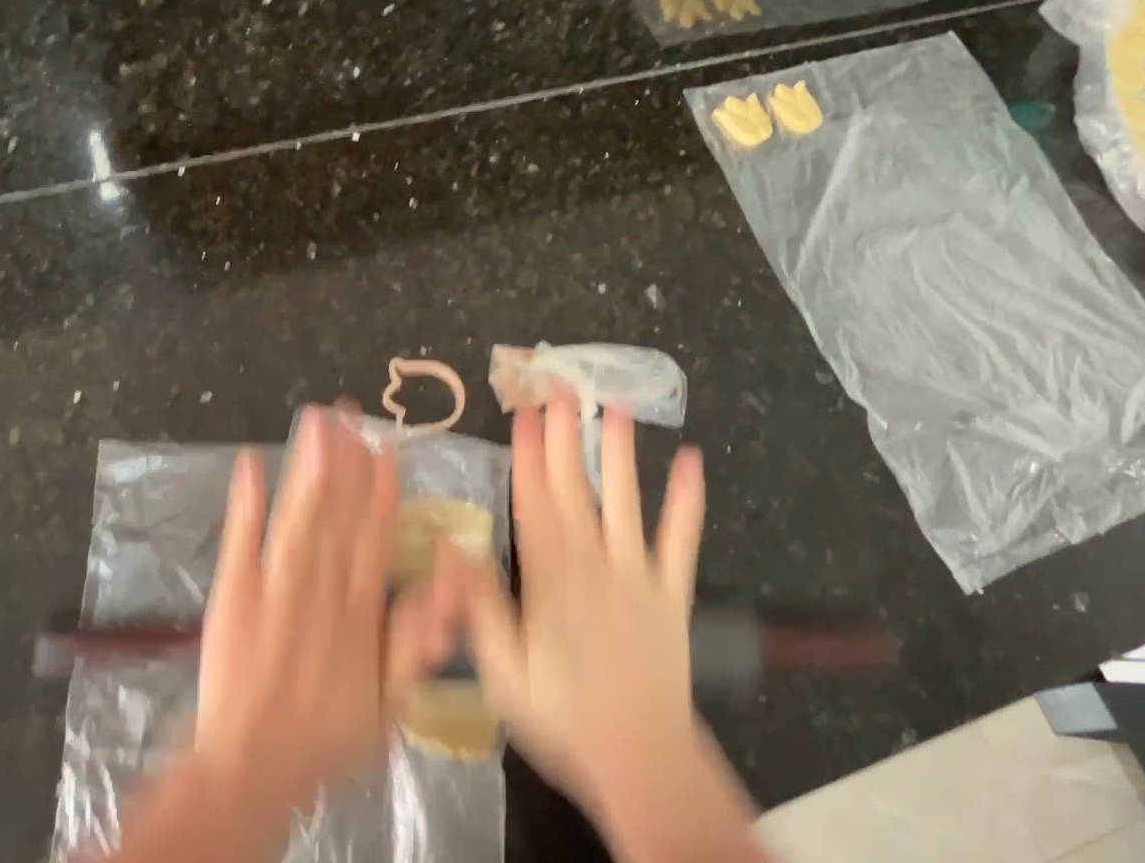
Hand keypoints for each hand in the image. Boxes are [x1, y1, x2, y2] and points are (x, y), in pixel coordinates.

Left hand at [192, 406, 458, 811]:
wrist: (250, 770)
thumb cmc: (324, 739)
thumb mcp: (390, 704)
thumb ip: (416, 641)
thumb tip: (446, 588)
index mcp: (358, 609)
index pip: (374, 538)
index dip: (381, 493)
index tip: (385, 451)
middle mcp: (319, 587)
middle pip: (337, 516)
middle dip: (346, 462)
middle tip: (351, 414)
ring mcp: (273, 587)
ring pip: (298, 517)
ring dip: (308, 468)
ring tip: (316, 422)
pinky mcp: (233, 594)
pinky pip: (241, 542)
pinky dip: (246, 503)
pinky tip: (250, 464)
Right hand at [450, 391, 706, 812]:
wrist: (639, 758)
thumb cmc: (561, 717)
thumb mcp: (503, 672)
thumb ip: (481, 607)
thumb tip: (453, 547)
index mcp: (549, 581)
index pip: (533, 503)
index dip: (526, 454)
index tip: (523, 412)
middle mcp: (593, 564)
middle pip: (573, 489)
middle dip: (563, 436)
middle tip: (560, 386)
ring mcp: (637, 574)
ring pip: (624, 501)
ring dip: (619, 452)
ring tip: (616, 405)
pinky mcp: (672, 591)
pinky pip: (681, 540)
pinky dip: (687, 500)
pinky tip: (691, 462)